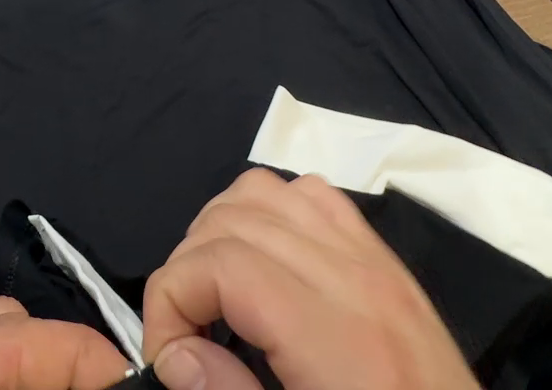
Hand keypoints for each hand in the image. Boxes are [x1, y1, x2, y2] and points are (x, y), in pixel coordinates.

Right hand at [142, 169, 478, 389]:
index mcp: (343, 344)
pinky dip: (269, 213)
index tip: (167, 361)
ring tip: (216, 296)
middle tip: (185, 337)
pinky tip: (264, 265)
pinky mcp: (384, 258)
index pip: (223, 265)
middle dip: (186, 270)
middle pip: (233, 220)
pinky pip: (310, 194)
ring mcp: (376, 260)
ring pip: (264, 190)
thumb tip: (178, 355)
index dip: (170, 301)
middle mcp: (359, 280)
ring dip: (220, 232)